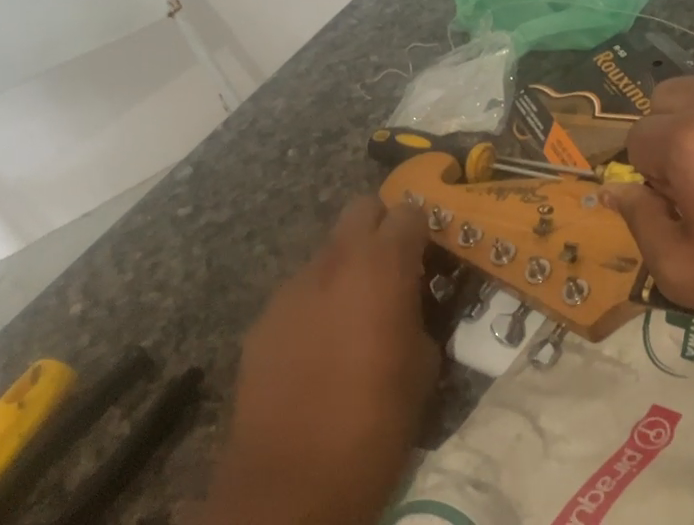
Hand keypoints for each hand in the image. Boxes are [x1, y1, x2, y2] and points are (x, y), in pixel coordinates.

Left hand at [200, 197, 437, 524]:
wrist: (292, 483)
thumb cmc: (377, 422)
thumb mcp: (425, 364)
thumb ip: (417, 315)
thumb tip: (409, 305)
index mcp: (383, 267)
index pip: (409, 212)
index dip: (422, 229)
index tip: (431, 253)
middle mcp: (334, 264)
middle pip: (360, 210)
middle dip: (381, 228)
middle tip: (395, 268)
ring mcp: (291, 291)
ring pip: (327, 254)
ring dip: (346, 269)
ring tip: (355, 316)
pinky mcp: (262, 323)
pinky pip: (299, 294)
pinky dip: (316, 304)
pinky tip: (320, 349)